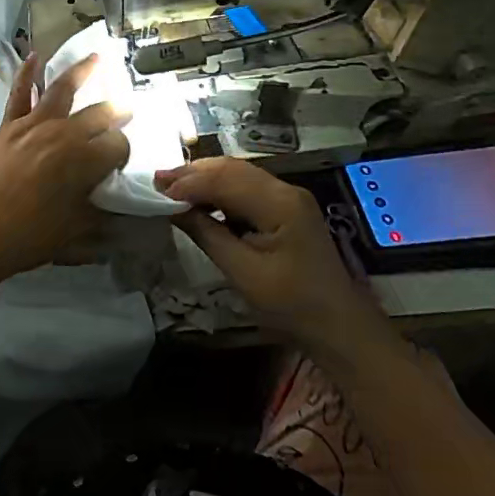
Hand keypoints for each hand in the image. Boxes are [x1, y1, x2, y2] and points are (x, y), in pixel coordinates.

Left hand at [0, 53, 129, 289]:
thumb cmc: (26, 237)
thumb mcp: (73, 234)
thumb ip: (100, 215)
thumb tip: (118, 207)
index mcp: (83, 160)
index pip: (117, 145)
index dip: (123, 154)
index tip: (118, 167)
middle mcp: (62, 133)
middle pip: (99, 114)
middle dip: (117, 113)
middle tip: (126, 113)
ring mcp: (33, 124)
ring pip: (63, 89)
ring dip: (82, 70)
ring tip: (96, 58)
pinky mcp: (9, 125)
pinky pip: (20, 93)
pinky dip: (27, 73)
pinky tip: (34, 56)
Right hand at [157, 158, 384, 349]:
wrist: (338, 326)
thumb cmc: (291, 305)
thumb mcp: (243, 273)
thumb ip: (207, 234)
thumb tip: (173, 208)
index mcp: (280, 203)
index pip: (225, 179)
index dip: (189, 182)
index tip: (156, 189)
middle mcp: (286, 189)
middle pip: (232, 169)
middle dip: (194, 173)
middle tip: (158, 182)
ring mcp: (289, 196)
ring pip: (239, 175)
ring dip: (206, 179)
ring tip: (172, 189)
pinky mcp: (287, 208)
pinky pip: (248, 188)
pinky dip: (221, 191)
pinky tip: (202, 201)